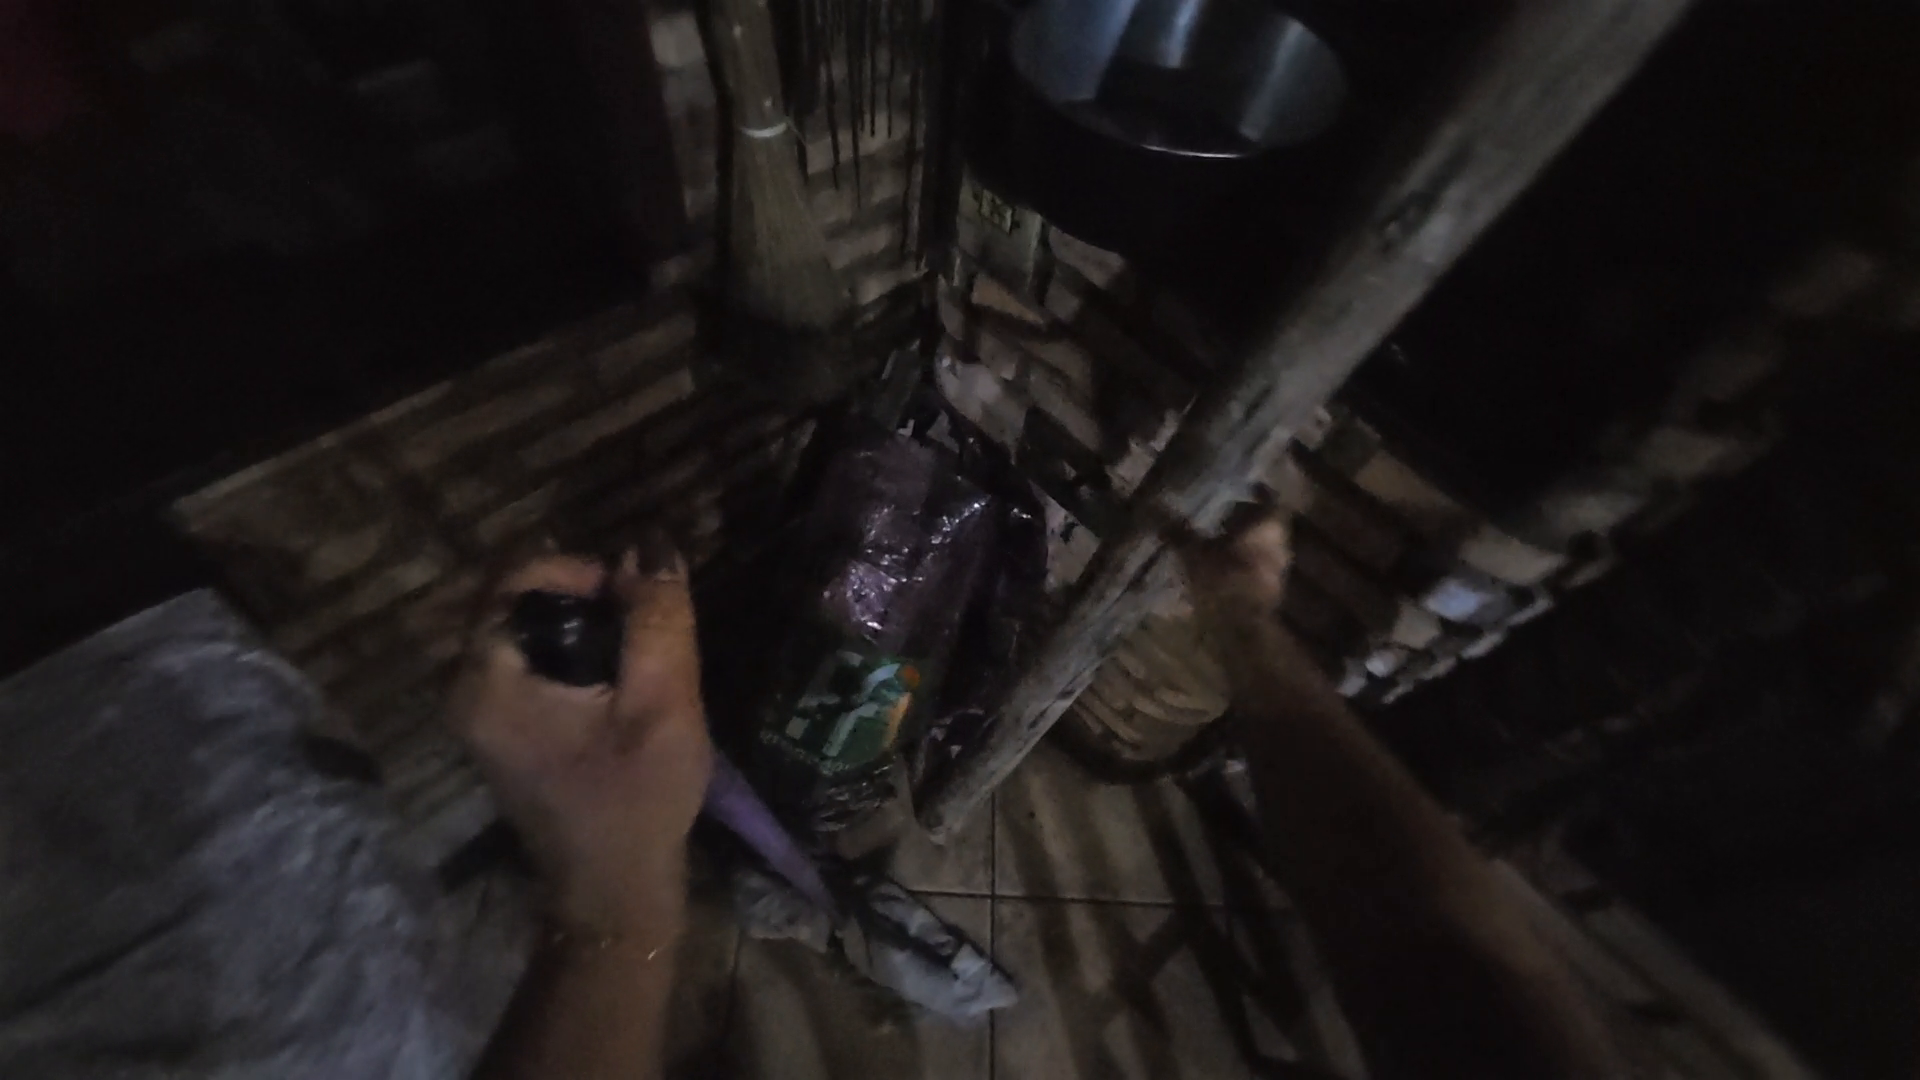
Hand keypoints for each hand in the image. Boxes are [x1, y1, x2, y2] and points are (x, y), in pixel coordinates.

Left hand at [446, 543, 712, 933]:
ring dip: (594, 624)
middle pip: (524, 598)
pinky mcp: (505, 722)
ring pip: (535, 626)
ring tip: (644, 656)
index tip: (640, 601)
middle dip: (593, 598)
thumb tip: (650, 544)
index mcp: (487, 680)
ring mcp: (482, 708)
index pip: (518, 576)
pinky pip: (539, 657)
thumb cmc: (638, 797)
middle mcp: (467, 686)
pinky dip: (583, 650)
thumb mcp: (664, 701)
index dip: (585, 571)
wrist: (614, 888)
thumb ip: (658, 618)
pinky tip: (624, 681)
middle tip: (650, 630)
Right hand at [1176, 500, 1292, 624]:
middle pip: (1269, 525)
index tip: (1246, 489)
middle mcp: (1280, 546)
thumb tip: (1155, 507)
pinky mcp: (1269, 592)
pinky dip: (1243, 562)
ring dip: (1246, 542)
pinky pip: (1258, 568)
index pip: (1273, 501)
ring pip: (1264, 547)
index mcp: (1268, 528)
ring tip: (1219, 539)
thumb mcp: (1194, 554)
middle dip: (1249, 519)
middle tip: (1225, 514)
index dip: (1260, 493)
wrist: (1241, 629)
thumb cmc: (1223, 580)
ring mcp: (1278, 571)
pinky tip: (1222, 566)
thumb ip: (1179, 532)